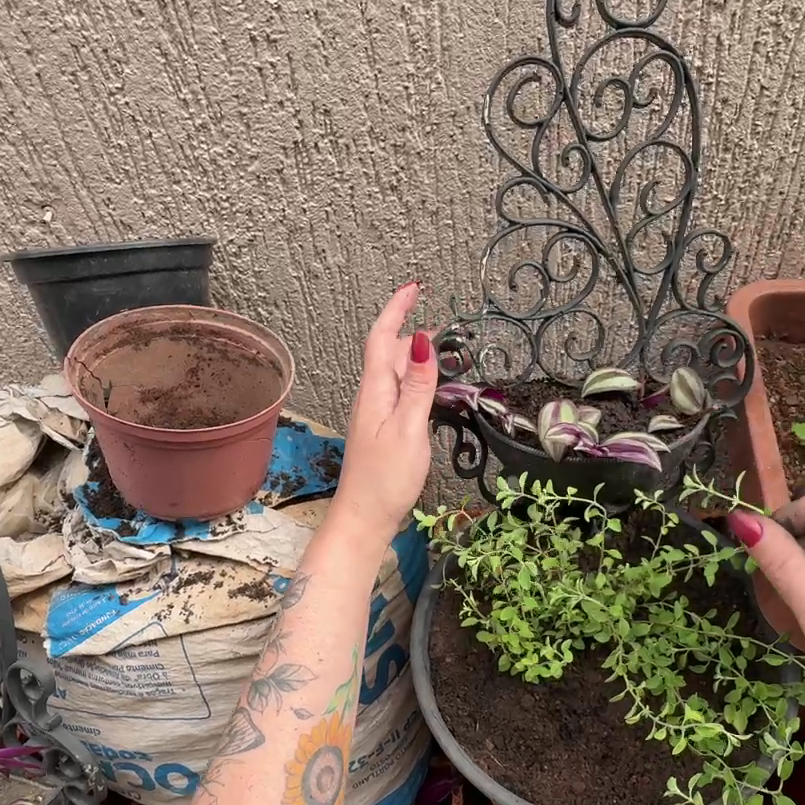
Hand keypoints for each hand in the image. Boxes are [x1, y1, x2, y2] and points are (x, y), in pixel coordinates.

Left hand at [327, 282, 437, 540]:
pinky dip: (415, 378)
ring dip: (413, 353)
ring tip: (439, 346)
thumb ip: (418, 385)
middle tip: (432, 312)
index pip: (383, 337)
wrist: (365, 517)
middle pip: (388, 350)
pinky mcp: (383, 428)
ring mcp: (376, 412)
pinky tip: (428, 387)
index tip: (414, 287)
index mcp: (376, 390)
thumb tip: (423, 339)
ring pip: (394, 371)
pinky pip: (398, 390)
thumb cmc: (386, 479)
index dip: (396, 309)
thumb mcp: (409, 428)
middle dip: (408, 327)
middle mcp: (372, 396)